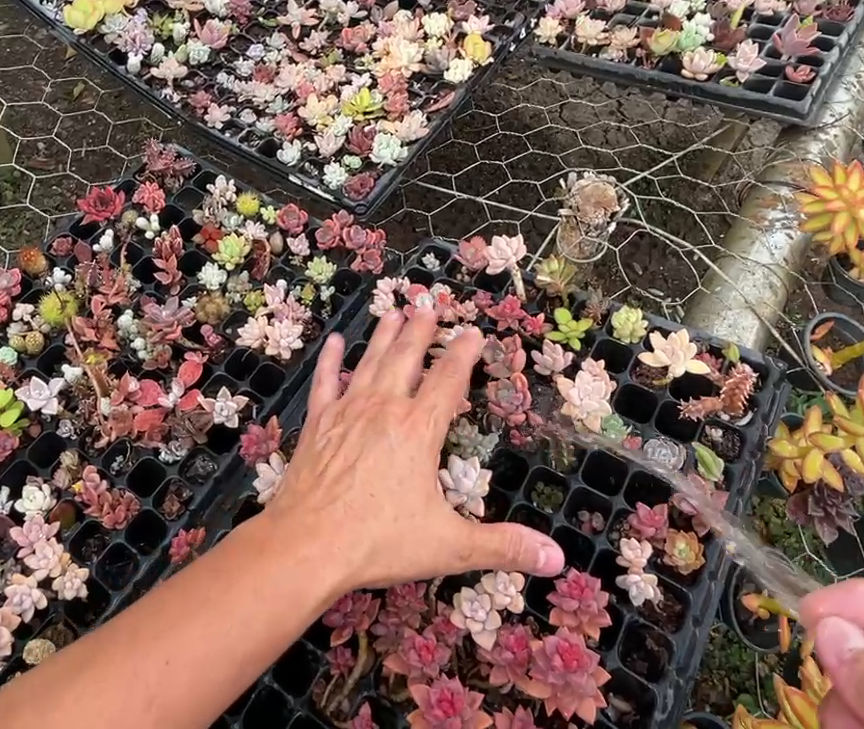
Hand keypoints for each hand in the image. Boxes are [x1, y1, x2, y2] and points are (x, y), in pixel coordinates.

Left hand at [261, 307, 565, 591]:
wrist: (307, 544)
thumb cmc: (379, 541)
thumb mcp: (448, 546)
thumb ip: (502, 546)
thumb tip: (556, 557)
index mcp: (418, 429)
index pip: (448, 380)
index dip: (463, 354)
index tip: (472, 332)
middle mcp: (384, 409)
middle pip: (407, 359)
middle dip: (421, 331)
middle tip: (429, 306)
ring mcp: (347, 412)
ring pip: (370, 362)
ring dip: (384, 336)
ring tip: (394, 312)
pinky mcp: (318, 423)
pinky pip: (326, 382)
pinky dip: (332, 360)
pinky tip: (336, 342)